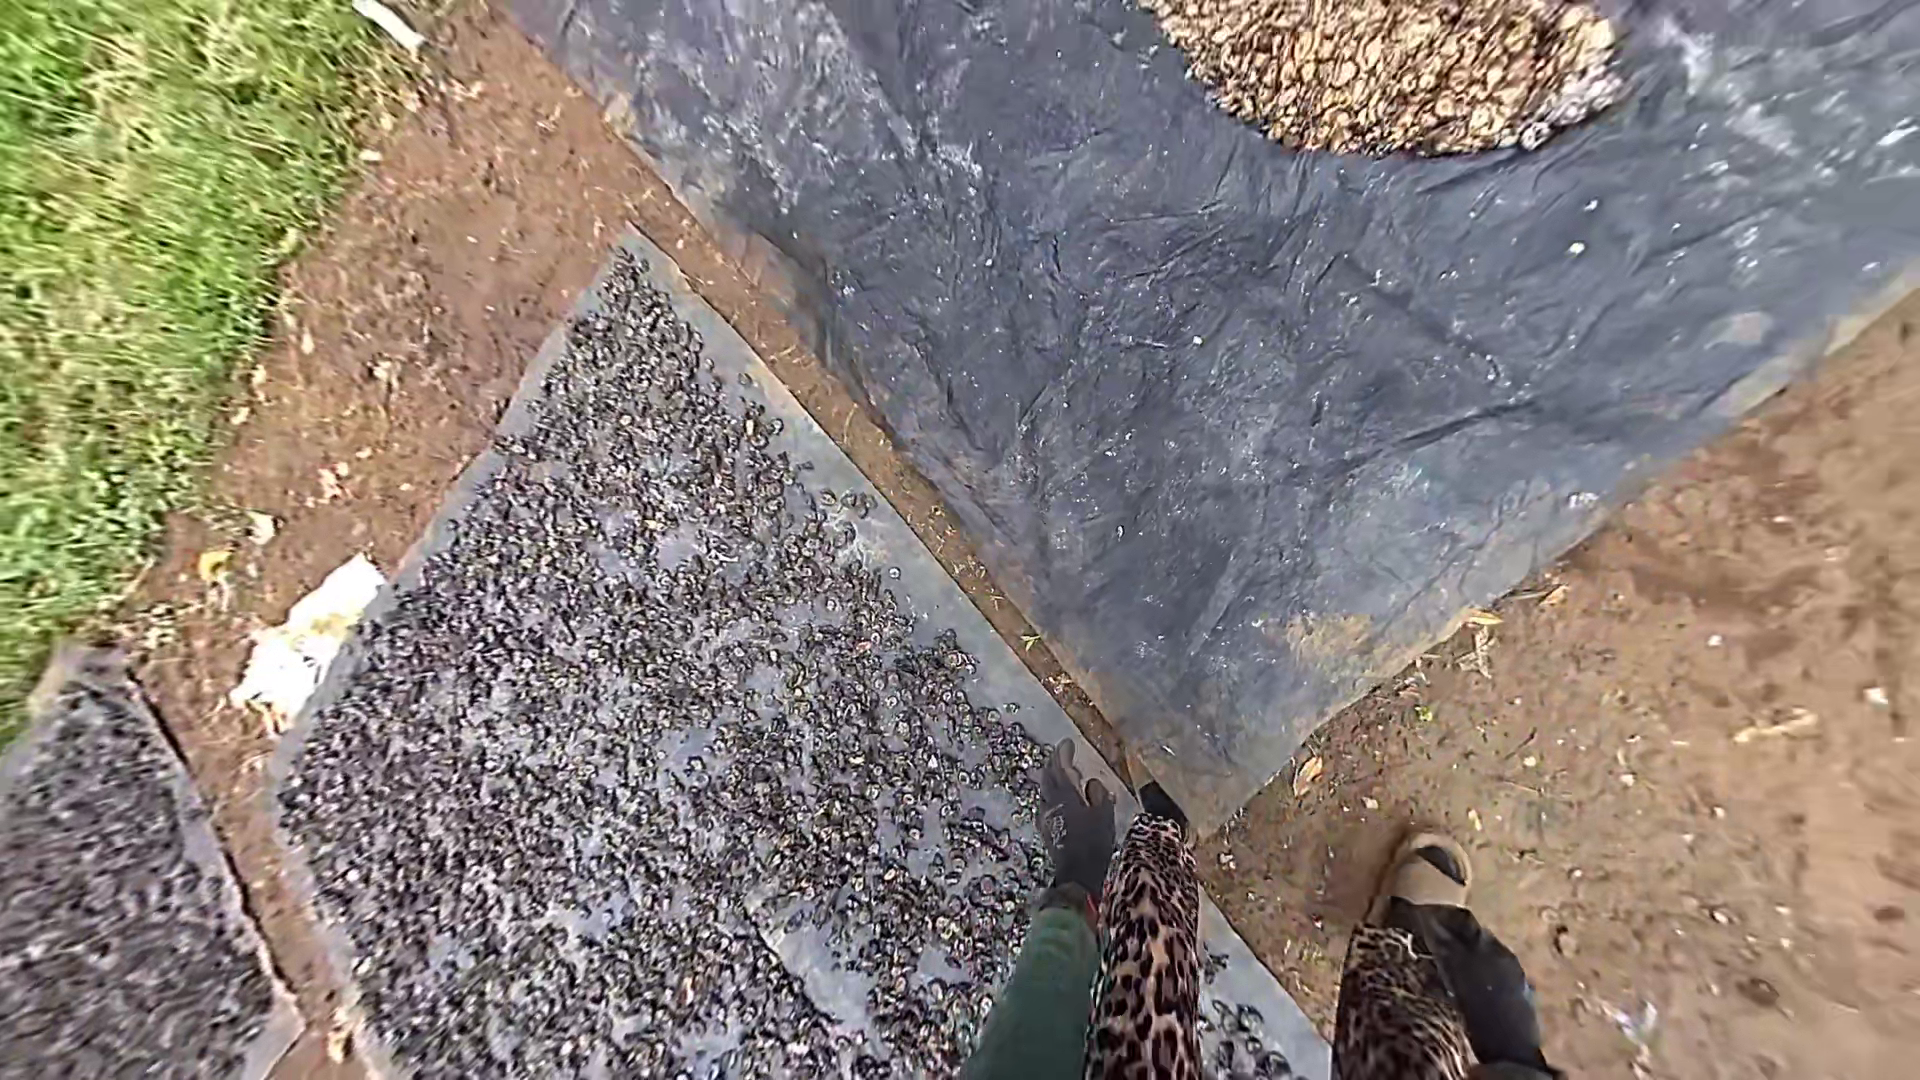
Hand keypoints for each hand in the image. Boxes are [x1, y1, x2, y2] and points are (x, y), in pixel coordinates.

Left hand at [1038, 740, 1116, 902]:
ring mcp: (1045, 814)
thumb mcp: (1104, 816)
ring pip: (1044, 788)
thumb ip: (1098, 795)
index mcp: (1066, 794)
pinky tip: (1054, 797)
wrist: (1078, 873)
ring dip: (1050, 776)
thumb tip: (1091, 783)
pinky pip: (1044, 802)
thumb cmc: (1094, 842)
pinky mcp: (1045, 826)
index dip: (1063, 753)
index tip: (1067, 743)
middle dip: (1053, 762)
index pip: (1061, 767)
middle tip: (1060, 754)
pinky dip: (1049, 793)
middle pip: (1048, 775)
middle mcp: (1051, 801)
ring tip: (1058, 772)